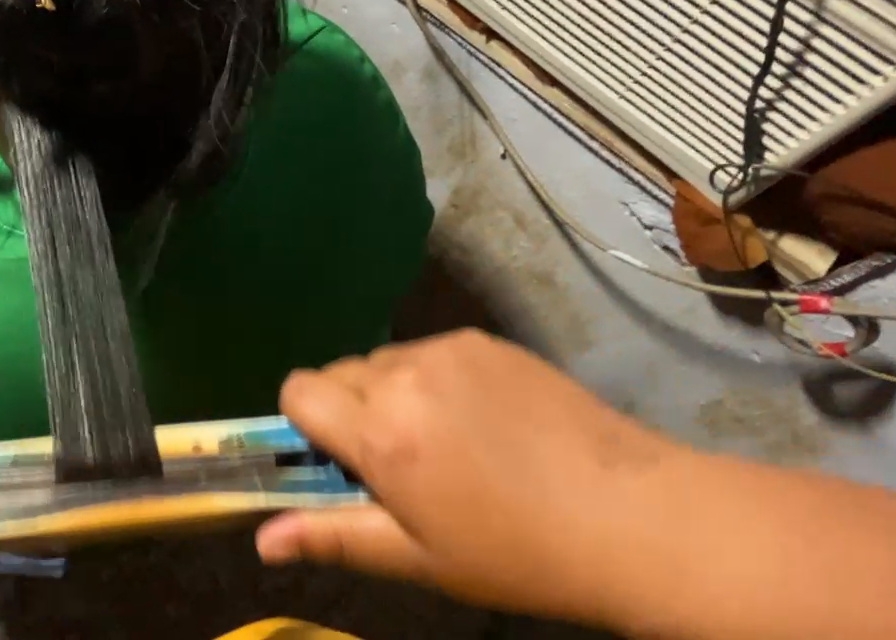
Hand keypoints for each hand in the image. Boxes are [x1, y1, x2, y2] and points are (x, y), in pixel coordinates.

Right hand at [256, 330, 681, 627]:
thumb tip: (263, 541)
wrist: (632, 516)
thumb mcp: (419, 557)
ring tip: (447, 439)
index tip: (338, 456)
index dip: (305, 422)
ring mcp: (445, 350)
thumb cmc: (515, 552)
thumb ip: (333, 536)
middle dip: (350, 410)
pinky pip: (427, 352)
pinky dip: (433, 378)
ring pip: (382, 361)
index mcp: (379, 432)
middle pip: (337, 373)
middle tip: (400, 459)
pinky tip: (483, 418)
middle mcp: (401, 376)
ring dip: (390, 392)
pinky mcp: (481, 339)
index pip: (296, 390)